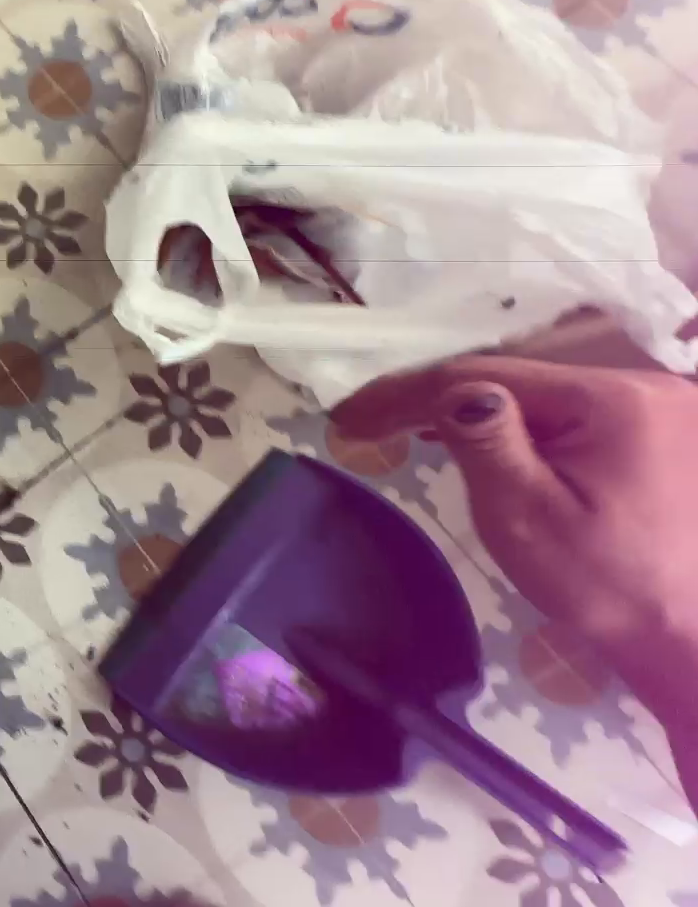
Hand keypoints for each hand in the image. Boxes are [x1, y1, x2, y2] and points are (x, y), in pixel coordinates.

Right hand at [331, 356, 697, 726]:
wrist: (689, 635)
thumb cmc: (602, 580)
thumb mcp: (526, 512)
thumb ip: (487, 442)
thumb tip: (451, 391)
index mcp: (616, 401)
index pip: (481, 376)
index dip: (402, 393)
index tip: (347, 419)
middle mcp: (645, 387)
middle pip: (504, 375)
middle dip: (421, 396)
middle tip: (356, 422)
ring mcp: (654, 406)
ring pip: (525, 389)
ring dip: (452, 404)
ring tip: (390, 424)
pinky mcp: (651, 428)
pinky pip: (553, 406)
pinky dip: (496, 416)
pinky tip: (454, 428)